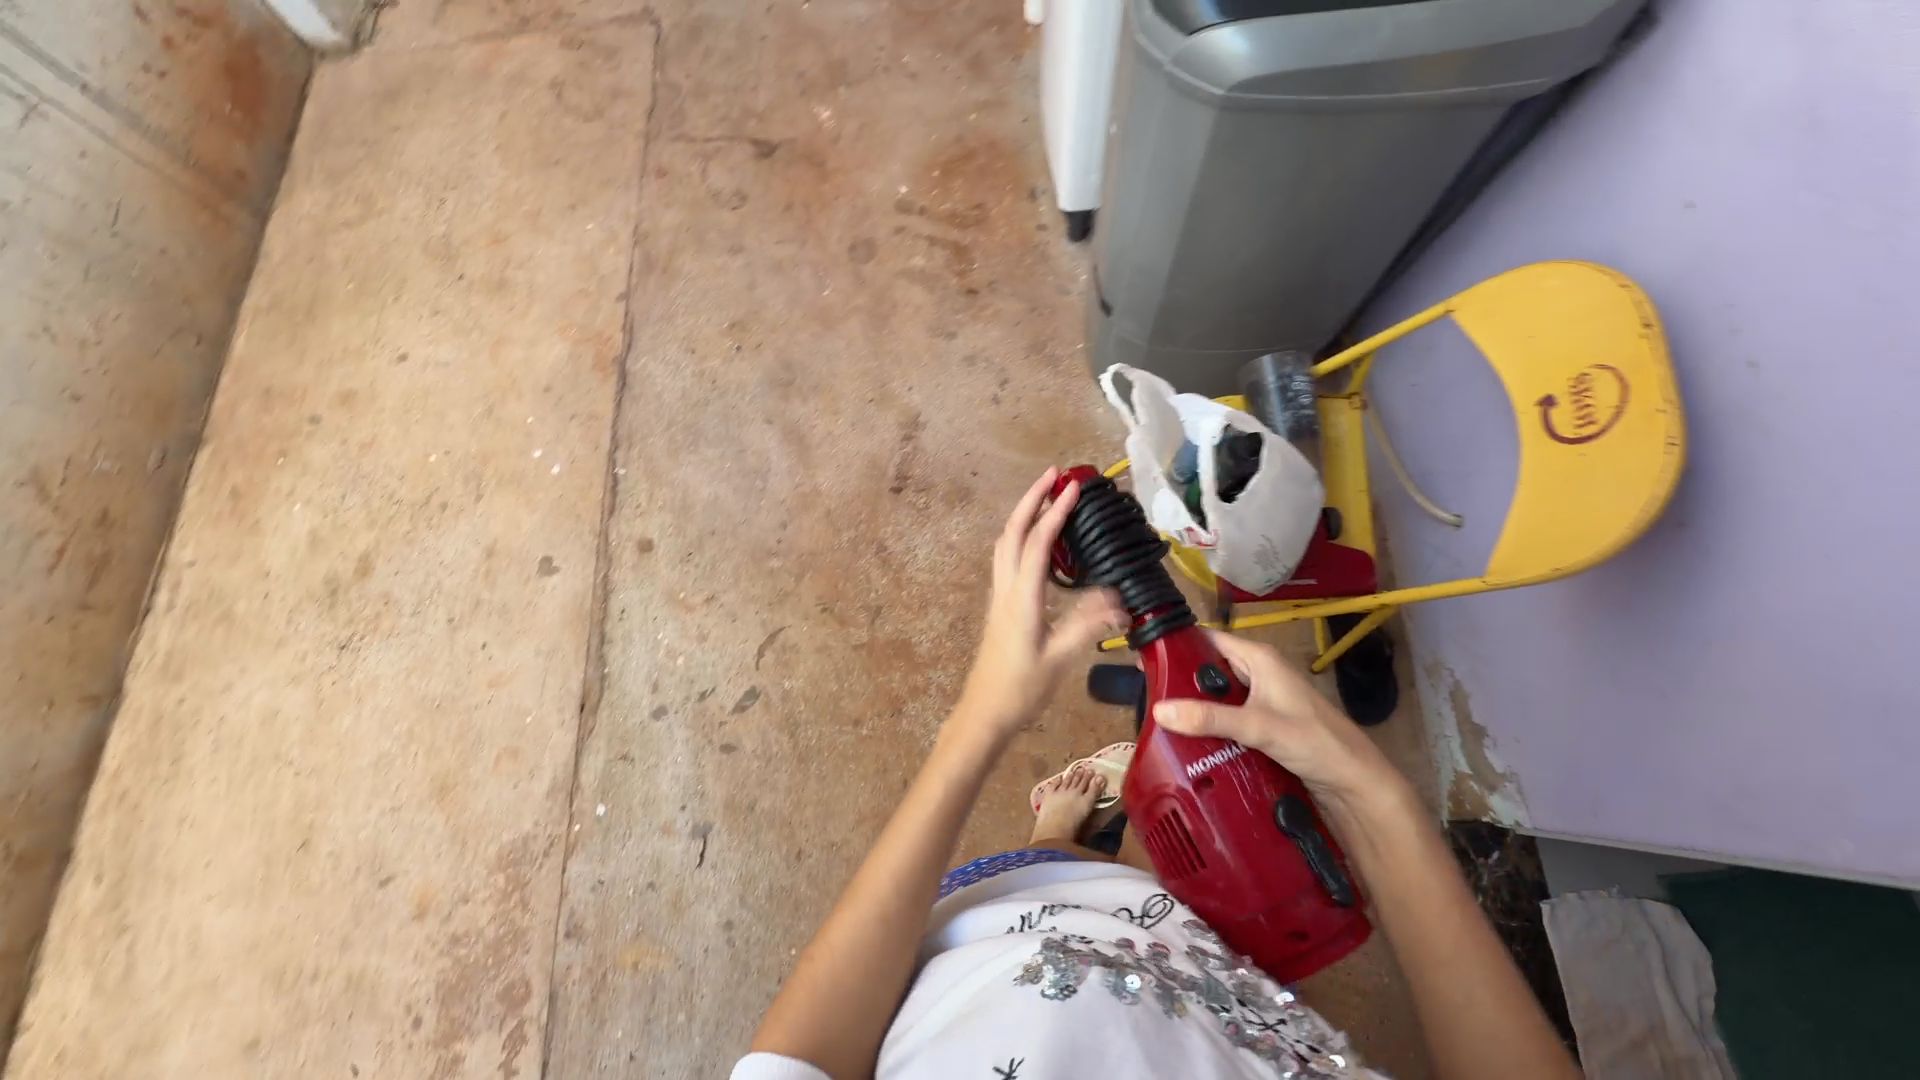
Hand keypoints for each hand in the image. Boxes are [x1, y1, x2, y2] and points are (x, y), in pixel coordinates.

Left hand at [953, 469, 1127, 742]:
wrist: (983, 714)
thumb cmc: (1020, 690)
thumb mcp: (1060, 660)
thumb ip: (1089, 625)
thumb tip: (1120, 598)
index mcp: (1021, 598)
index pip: (1037, 542)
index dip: (1055, 512)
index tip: (1074, 486)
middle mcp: (1005, 590)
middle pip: (1011, 532)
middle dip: (1031, 499)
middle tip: (1053, 475)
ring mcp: (999, 598)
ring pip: (1005, 544)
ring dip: (1023, 516)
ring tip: (1046, 498)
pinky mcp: (1000, 608)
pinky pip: (1007, 560)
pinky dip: (1021, 538)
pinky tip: (1038, 544)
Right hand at [1151, 630, 1399, 805]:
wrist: (1355, 782)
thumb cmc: (1315, 741)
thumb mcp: (1259, 726)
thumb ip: (1210, 718)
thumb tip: (1160, 710)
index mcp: (1259, 657)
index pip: (1207, 639)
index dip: (1176, 644)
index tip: (1143, 657)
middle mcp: (1257, 672)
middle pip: (1208, 668)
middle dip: (1179, 680)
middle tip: (1146, 695)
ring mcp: (1259, 699)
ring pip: (1215, 695)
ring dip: (1192, 707)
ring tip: (1158, 719)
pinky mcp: (1261, 724)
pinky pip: (1224, 718)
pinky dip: (1206, 725)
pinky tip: (1187, 739)